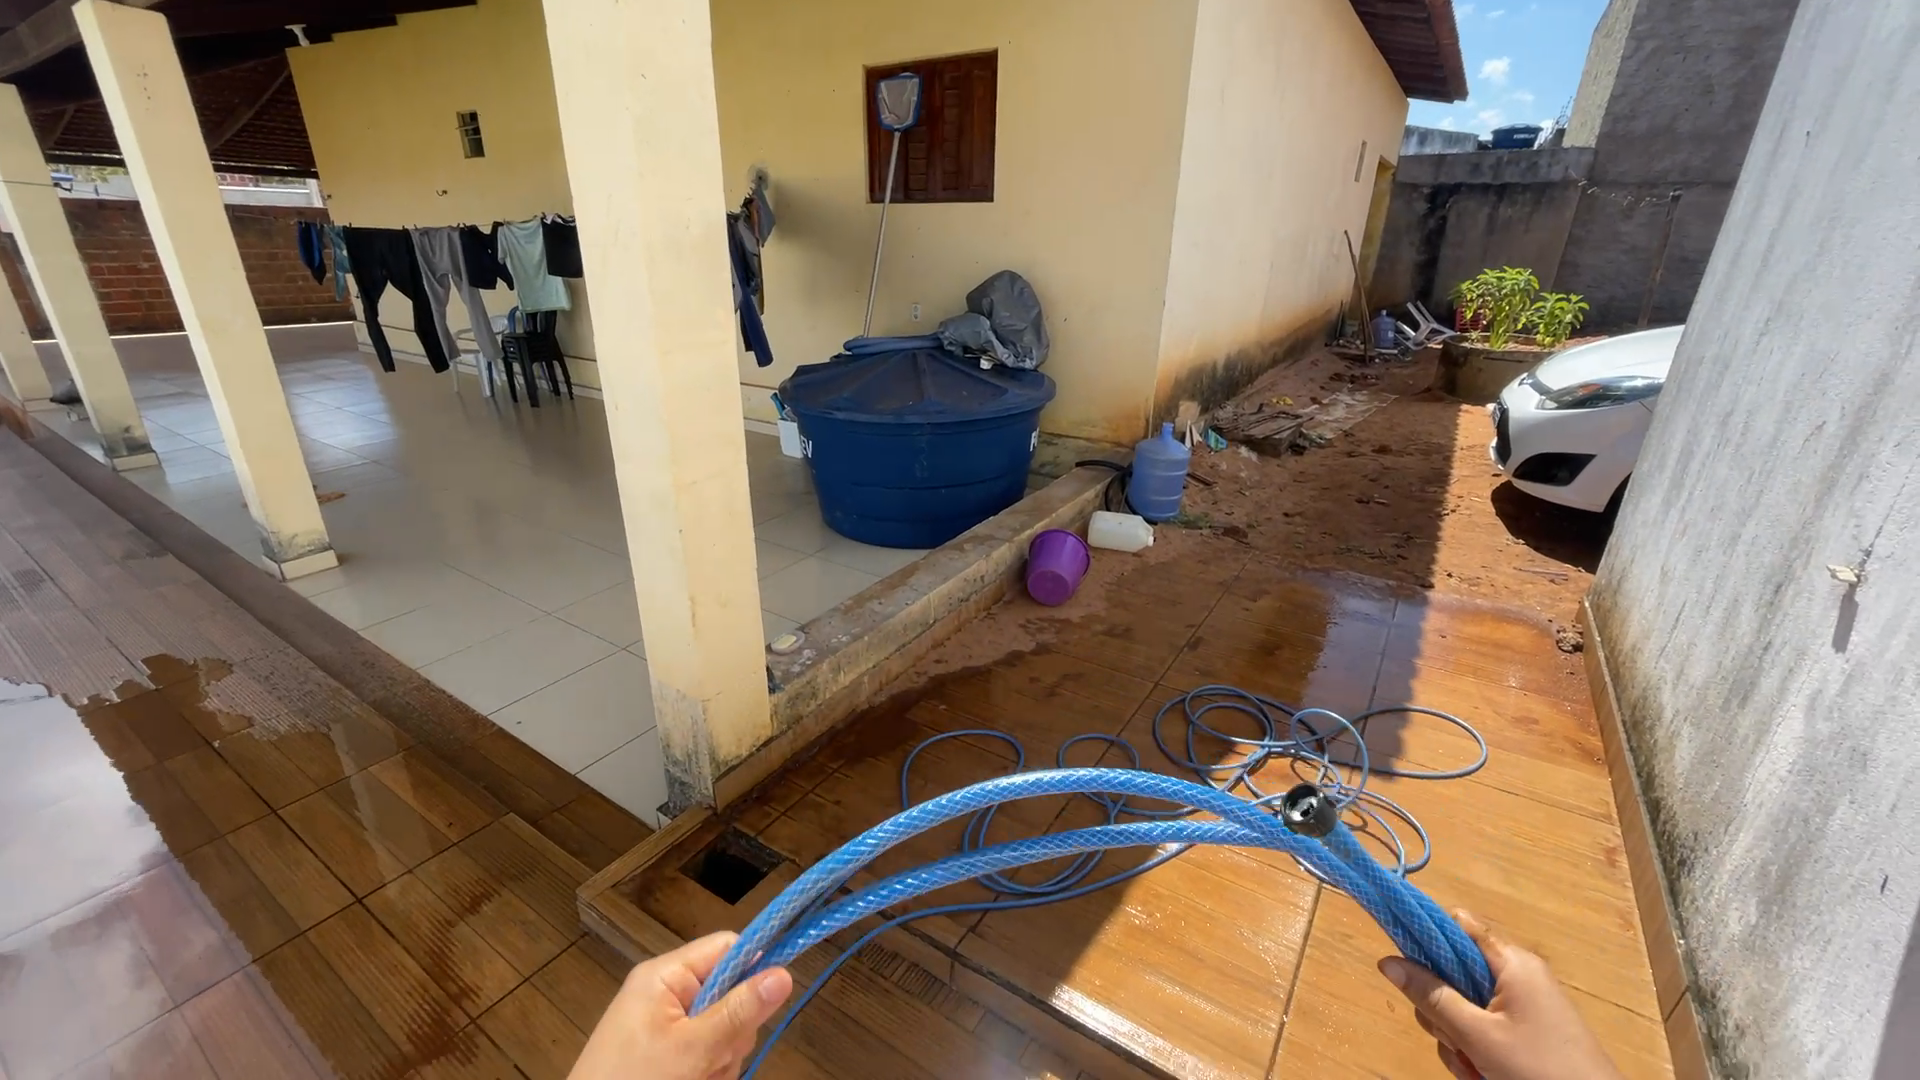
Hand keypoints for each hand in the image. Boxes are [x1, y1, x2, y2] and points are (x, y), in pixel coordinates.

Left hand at [570, 931, 793, 1079]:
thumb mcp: (692, 1051)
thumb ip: (739, 1012)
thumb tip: (787, 973)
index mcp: (665, 975)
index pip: (728, 947)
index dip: (754, 967)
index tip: (769, 1001)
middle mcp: (665, 993)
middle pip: (729, 991)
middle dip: (733, 1030)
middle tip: (718, 1059)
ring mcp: (663, 1027)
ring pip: (722, 1028)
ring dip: (722, 1059)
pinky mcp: (663, 1057)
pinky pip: (705, 1053)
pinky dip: (708, 1073)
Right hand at [1377, 911, 1625, 1079]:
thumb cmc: (1542, 1073)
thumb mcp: (1478, 1036)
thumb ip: (1431, 996)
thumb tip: (1385, 960)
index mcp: (1511, 962)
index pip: (1456, 922)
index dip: (1426, 934)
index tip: (1406, 962)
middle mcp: (1517, 977)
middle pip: (1453, 969)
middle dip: (1440, 1005)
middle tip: (1448, 1034)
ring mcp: (1523, 1009)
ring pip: (1463, 1005)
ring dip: (1455, 1036)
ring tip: (1471, 1068)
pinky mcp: (1528, 1037)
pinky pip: (1483, 1030)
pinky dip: (1475, 1051)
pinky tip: (1480, 1077)